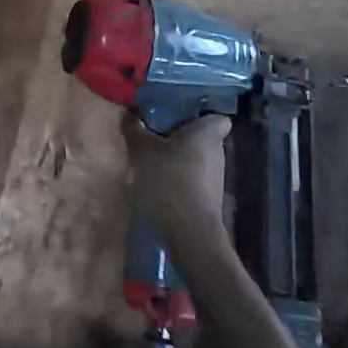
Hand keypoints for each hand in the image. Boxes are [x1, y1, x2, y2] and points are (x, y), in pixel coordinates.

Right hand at [123, 113, 230, 240]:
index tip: (178, 113)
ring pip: (196, 157)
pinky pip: (193, 177)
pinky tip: (158, 181)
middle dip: (181, 134)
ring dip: (178, 156)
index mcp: (208, 133)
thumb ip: (136, 131)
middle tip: (156, 131)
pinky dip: (179, 176)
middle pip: (202, 135)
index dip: (200, 113)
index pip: (216, 115)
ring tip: (152, 157)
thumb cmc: (171, 181)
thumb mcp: (144, 152)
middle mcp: (218, 151)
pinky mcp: (209, 197)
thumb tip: (130, 115)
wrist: (190, 233)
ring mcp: (216, 176)